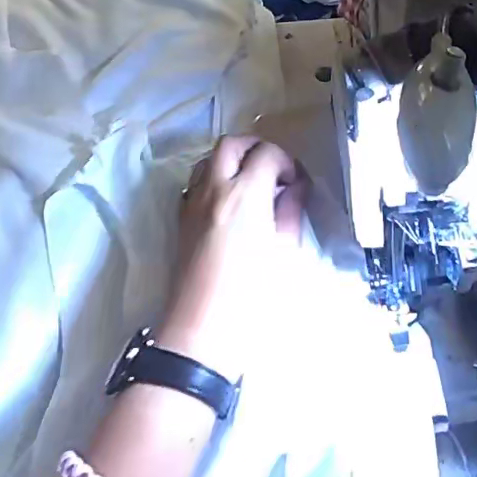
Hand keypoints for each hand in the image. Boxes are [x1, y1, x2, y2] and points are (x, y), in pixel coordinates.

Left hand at [157, 136, 306, 380]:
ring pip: (208, 160)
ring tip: (251, 184)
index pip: (267, 154)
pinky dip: (214, 180)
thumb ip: (291, 210)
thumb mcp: (286, 250)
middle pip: (231, 145)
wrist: (202, 332)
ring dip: (232, 161)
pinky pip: (196, 184)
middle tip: (274, 170)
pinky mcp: (180, 221)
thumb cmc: (254, 295)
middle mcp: (214, 190)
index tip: (296, 181)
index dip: (287, 162)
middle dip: (256, 148)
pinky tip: (230, 204)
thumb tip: (294, 189)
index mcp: (245, 194)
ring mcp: (192, 204)